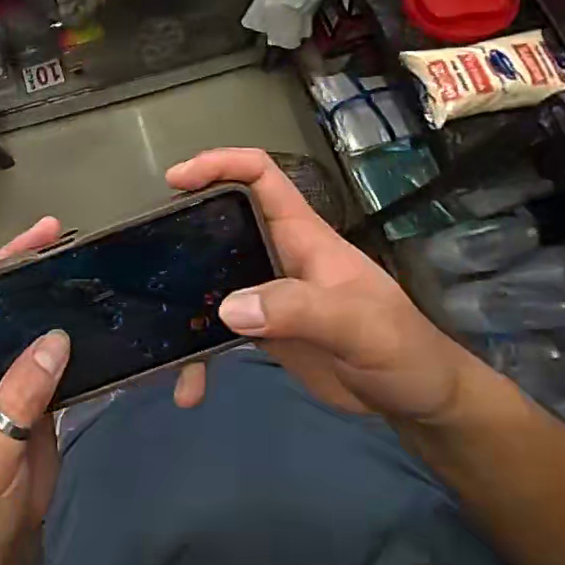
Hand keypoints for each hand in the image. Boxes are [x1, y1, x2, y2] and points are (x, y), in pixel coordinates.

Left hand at [0, 218, 74, 564]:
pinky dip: (56, 315)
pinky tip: (79, 297)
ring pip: (6, 310)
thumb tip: (54, 339)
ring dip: (31, 276)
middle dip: (1, 260)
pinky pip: (38, 340)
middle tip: (46, 232)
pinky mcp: (24, 383)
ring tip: (64, 244)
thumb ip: (18, 398)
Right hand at [166, 148, 479, 422]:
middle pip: (222, 222)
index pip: (261, 175)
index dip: (220, 164)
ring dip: (183, 301)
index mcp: (303, 236)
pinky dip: (200, 356)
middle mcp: (279, 255)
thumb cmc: (402, 350)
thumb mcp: (359, 326)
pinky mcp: (264, 330)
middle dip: (184, 229)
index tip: (177, 178)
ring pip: (212, 279)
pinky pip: (218, 332)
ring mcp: (268, 294)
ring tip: (152, 323)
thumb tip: (227, 307)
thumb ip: (299, 309)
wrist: (417, 400)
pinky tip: (188, 387)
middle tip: (147, 250)